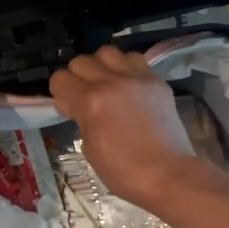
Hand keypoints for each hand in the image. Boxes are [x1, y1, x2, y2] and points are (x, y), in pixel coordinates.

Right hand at [48, 44, 222, 207]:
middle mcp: (111, 82)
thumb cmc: (123, 171)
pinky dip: (126, 67)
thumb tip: (73, 105)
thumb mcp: (89, 147)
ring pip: (107, 52)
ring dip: (101, 66)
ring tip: (107, 83)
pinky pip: (134, 59)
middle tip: (85, 95)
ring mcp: (136, 79)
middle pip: (81, 61)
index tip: (67, 105)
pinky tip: (128, 85)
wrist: (169, 175)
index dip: (59, 92)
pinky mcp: (156, 81)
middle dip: (77, 77)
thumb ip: (79, 118)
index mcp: (90, 101)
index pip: (60, 78)